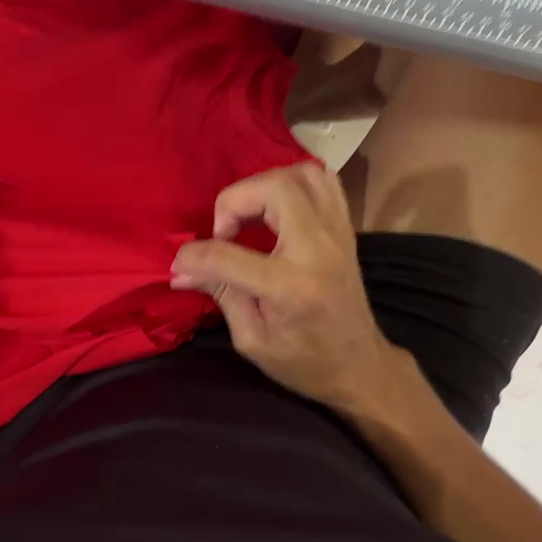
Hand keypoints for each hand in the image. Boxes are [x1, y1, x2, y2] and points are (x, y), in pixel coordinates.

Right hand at [171, 163, 400, 411]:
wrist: (360, 366)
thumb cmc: (303, 362)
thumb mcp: (251, 339)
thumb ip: (219, 293)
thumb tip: (181, 269)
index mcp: (290, 288)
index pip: (228, 254)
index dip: (194, 255)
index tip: (181, 262)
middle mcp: (318, 250)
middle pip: (275, 188)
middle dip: (235, 200)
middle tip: (225, 231)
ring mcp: (337, 234)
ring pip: (301, 174)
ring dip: (264, 185)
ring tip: (250, 214)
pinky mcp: (346, 227)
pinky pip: (323, 180)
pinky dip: (293, 183)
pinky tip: (276, 207)